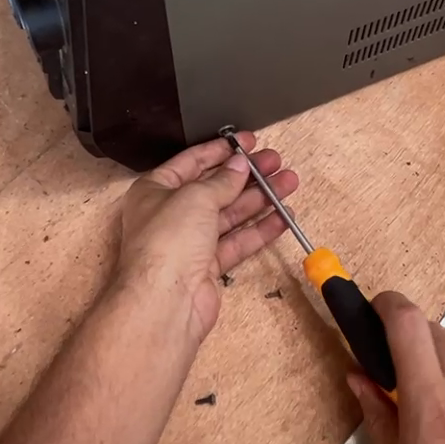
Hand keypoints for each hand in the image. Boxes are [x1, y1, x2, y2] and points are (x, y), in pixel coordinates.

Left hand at [111, 132, 300, 343]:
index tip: (247, 141)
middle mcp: (170, 214)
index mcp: (155, 190)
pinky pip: (237, 241)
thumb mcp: (195, 197)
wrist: (165, 302)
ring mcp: (189, 242)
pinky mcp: (208, 266)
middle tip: (275, 161)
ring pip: (230, 214)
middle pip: (215, 187)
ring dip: (260, 198)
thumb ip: (222, 180)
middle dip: (247, 174)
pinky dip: (260, 229)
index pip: (191, 162)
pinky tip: (283, 217)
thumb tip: (240, 165)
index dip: (221, 150)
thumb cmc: (168, 241)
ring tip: (288, 183)